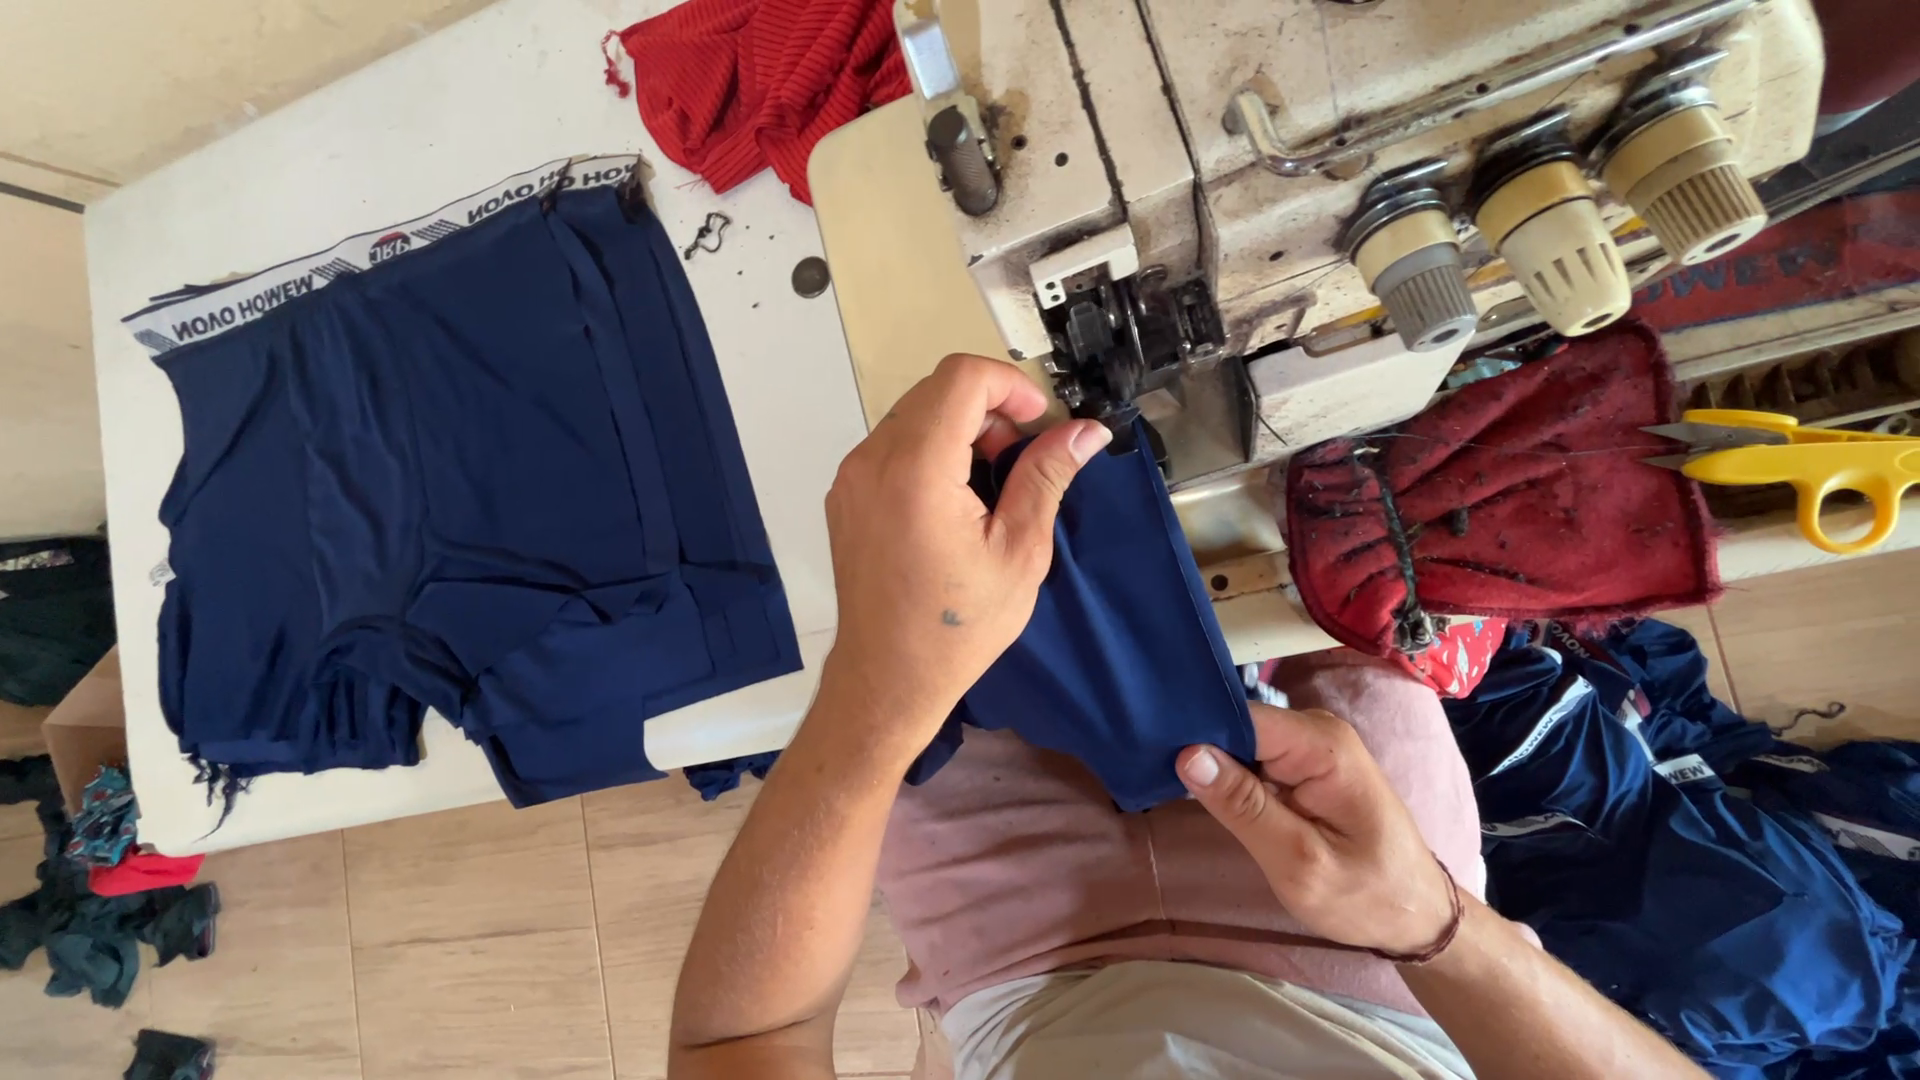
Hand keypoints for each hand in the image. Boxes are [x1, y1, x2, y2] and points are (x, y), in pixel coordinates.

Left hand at [821, 354, 1111, 748]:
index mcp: (917, 471)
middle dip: (988, 409)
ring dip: (958, 429)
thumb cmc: (957, 627)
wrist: (887, 677)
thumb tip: (1086, 430)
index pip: (961, 378)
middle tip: (1017, 461)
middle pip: (936, 391)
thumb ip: (1046, 477)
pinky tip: (951, 501)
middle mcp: (872, 462)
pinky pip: (891, 445)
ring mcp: (851, 478)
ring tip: (986, 486)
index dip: (1010, 385)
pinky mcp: (844, 496)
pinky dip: (929, 451)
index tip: (1037, 422)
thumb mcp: (1019, 551)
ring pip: (913, 415)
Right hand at [1178, 704, 1456, 956]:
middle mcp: (1315, 731)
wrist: (1418, 920)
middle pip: (1236, 724)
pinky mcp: (1301, 764)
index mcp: (1322, 745)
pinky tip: (1204, 791)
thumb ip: (1243, 807)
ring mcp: (1309, 746)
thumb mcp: (1299, 863)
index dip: (1196, 732)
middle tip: (1157, 774)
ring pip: (1239, 741)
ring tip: (1170, 782)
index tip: (1154, 752)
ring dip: (1211, 764)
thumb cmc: (1367, 897)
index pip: (1239, 718)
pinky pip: (1251, 757)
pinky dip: (1228, 775)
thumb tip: (1187, 755)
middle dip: (1199, 748)